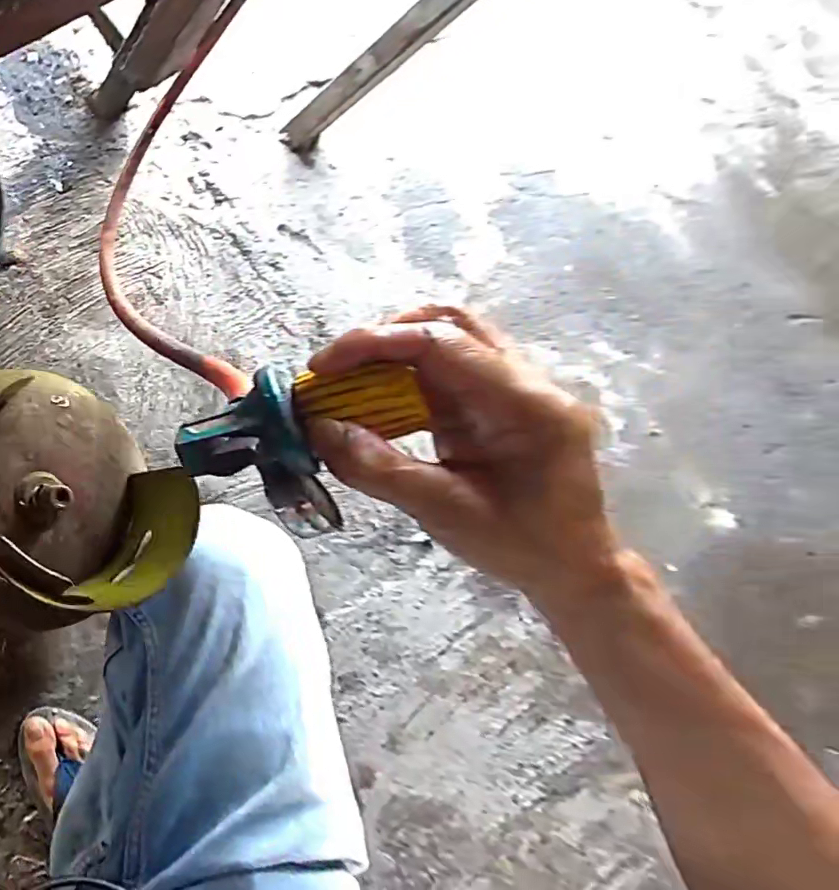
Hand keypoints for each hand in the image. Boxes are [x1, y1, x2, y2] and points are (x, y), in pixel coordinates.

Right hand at [304, 305, 629, 606]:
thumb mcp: (442, 510)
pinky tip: (369, 400)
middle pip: (445, 323)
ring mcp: (508, 388)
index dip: (370, 344)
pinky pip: (435, 365)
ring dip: (384, 351)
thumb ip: (375, 466)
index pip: (439, 342)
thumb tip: (317, 427)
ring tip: (345, 382)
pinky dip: (393, 372)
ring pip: (440, 336)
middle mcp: (522, 383)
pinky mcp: (488, 399)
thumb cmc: (521, 542)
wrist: (574, 568)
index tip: (320, 370)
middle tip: (333, 371)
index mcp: (524, 405)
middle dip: (377, 337)